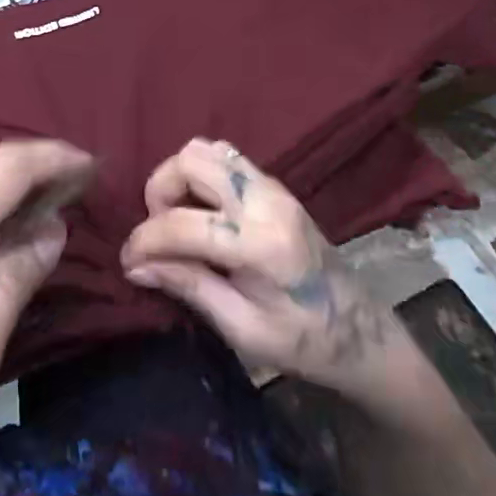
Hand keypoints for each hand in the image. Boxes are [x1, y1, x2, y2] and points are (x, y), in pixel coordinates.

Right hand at [121, 138, 402, 401]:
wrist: (368, 339)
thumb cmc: (308, 345)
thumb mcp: (244, 330)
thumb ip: (188, 287)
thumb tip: (135, 266)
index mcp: (262, 245)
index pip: (181, 224)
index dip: (143, 241)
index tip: (128, 262)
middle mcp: (267, 202)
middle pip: (190, 162)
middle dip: (159, 192)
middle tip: (159, 231)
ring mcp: (274, 189)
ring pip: (205, 150)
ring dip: (178, 179)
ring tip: (178, 218)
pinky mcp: (275, 188)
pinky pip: (224, 157)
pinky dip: (199, 175)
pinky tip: (201, 211)